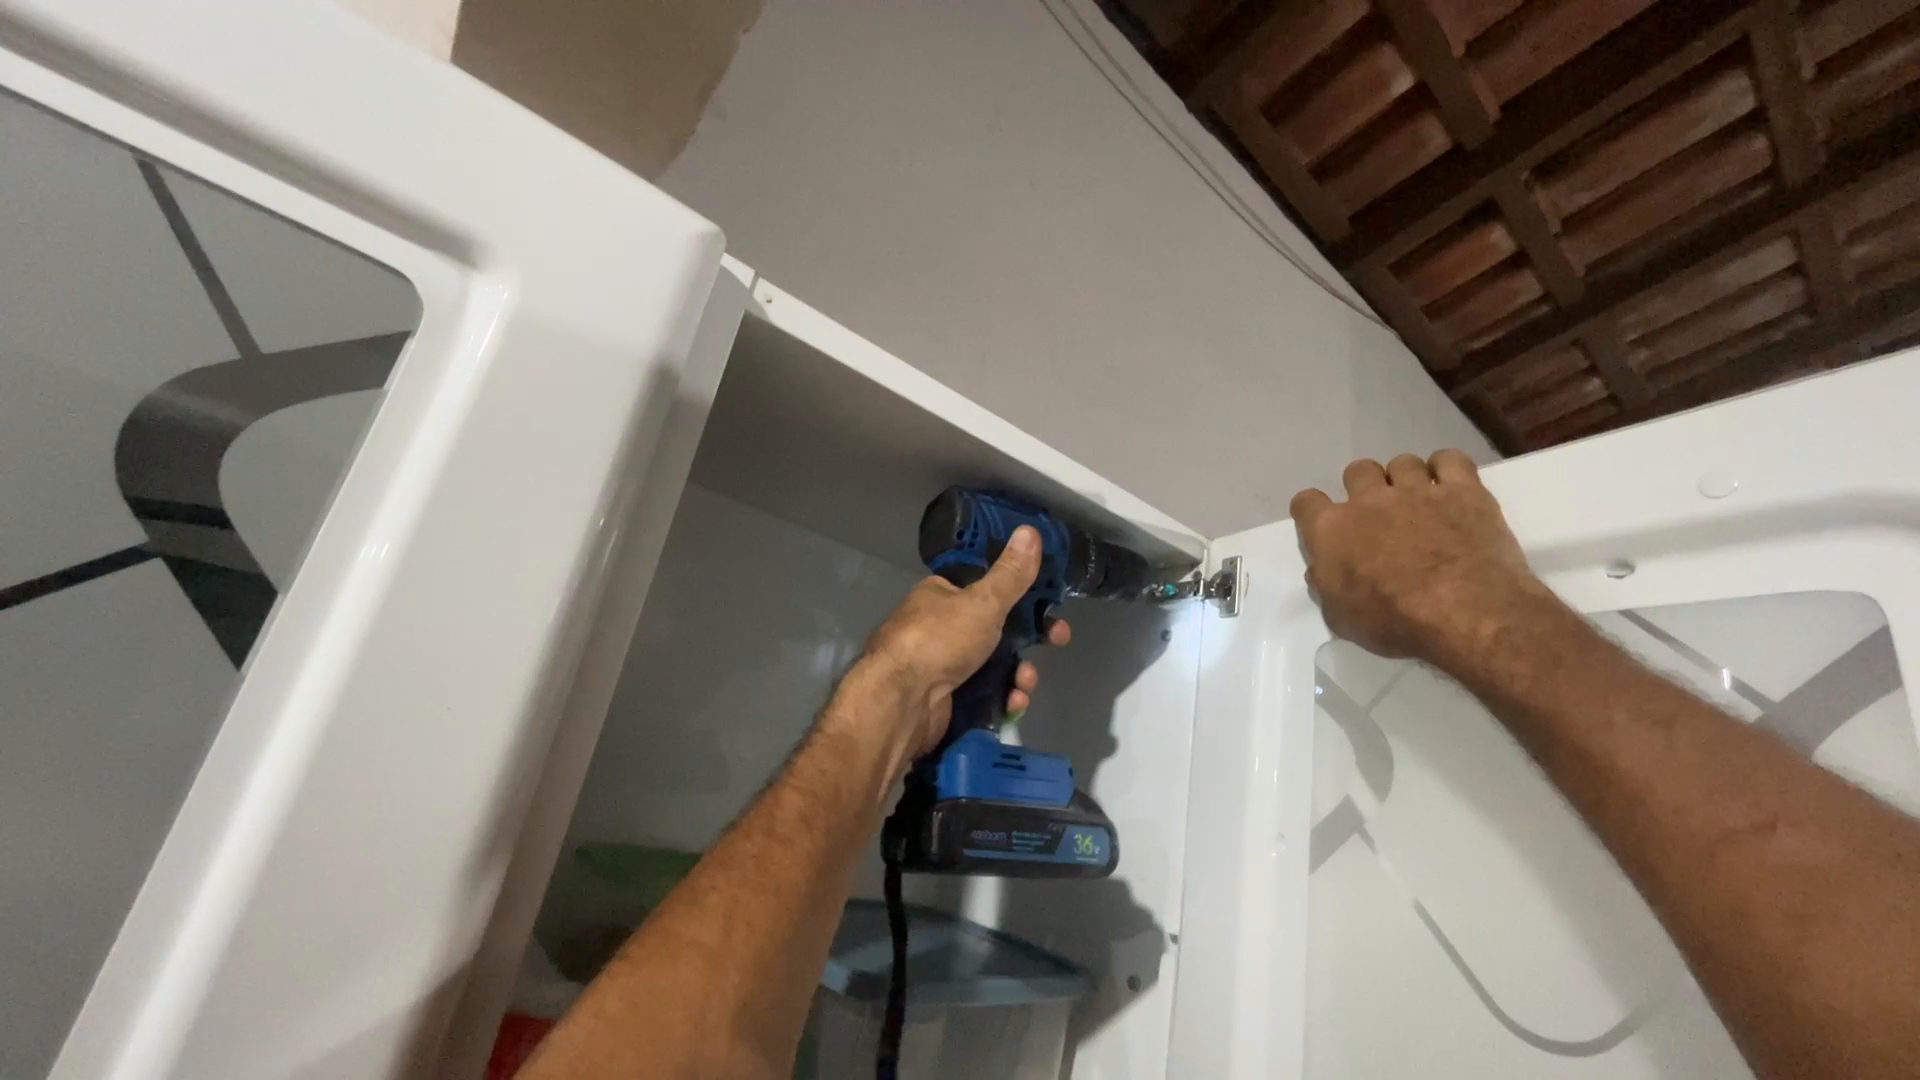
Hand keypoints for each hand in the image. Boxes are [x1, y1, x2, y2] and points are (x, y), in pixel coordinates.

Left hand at [859, 525, 1071, 758]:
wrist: (901, 703)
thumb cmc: (939, 640)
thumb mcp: (982, 601)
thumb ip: (1011, 573)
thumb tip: (1030, 530)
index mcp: (942, 595)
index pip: (987, 587)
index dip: (1022, 594)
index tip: (1049, 603)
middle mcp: (941, 627)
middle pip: (998, 628)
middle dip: (1030, 638)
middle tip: (1057, 640)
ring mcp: (944, 665)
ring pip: (996, 664)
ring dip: (1019, 674)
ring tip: (1024, 683)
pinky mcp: (949, 698)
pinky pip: (986, 694)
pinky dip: (1003, 698)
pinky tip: (1011, 703)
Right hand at [1290, 450, 1545, 663]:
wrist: (1464, 614)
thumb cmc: (1393, 622)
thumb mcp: (1340, 617)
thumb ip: (1326, 586)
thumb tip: (1321, 569)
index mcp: (1331, 529)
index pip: (1306, 502)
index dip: (1311, 512)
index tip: (1322, 526)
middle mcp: (1369, 500)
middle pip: (1357, 471)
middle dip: (1363, 489)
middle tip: (1377, 516)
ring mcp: (1417, 491)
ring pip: (1402, 463)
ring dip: (1404, 480)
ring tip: (1418, 504)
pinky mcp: (1463, 491)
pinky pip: (1450, 459)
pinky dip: (1446, 469)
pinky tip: (1450, 489)